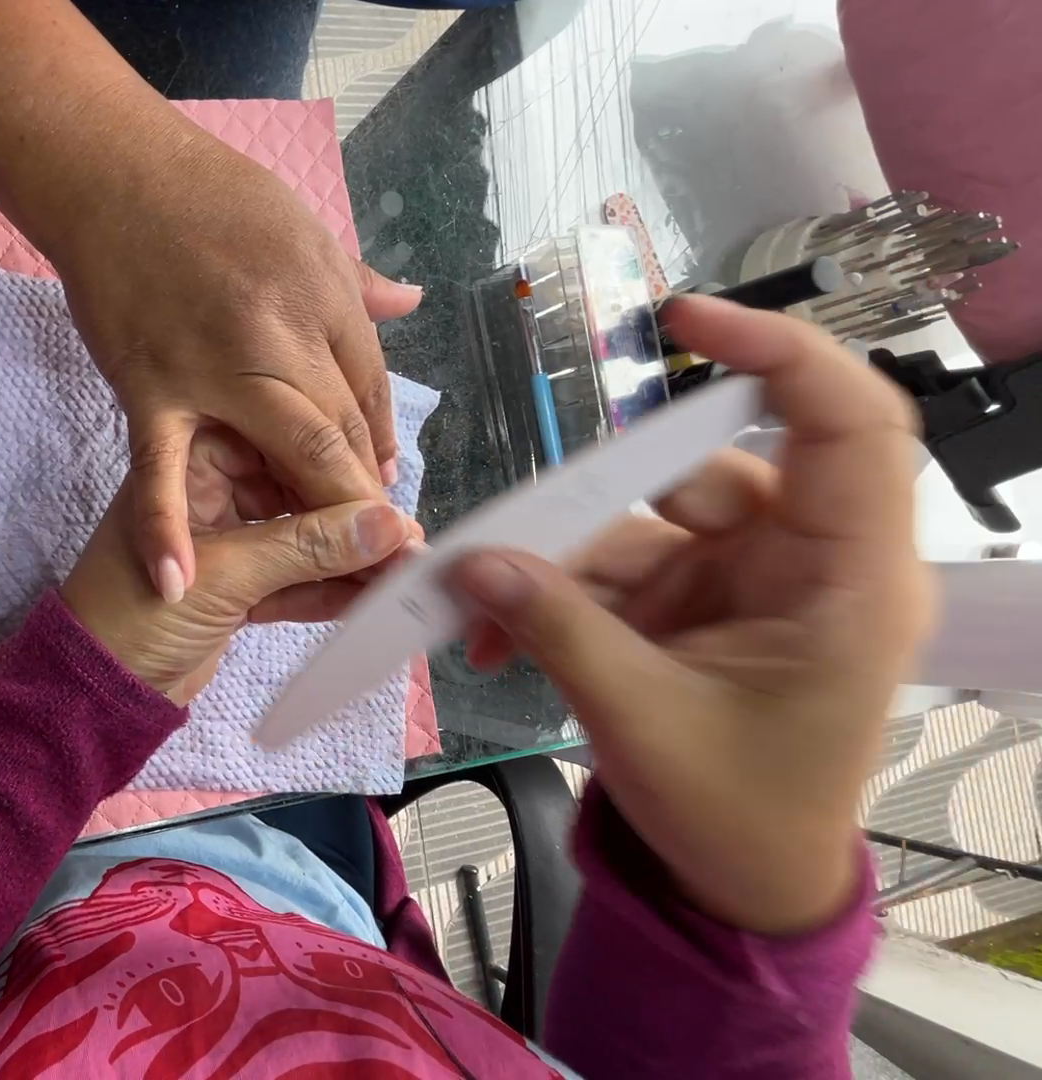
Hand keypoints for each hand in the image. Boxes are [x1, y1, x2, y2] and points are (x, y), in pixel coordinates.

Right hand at [0, 0, 421, 604]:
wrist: (111, 177)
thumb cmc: (207, 195)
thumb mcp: (301, 228)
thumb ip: (354, 278)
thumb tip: (410, 299)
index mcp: (323, 294)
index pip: (368, 386)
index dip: (378, 443)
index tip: (382, 487)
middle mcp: (284, 336)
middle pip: (340, 427)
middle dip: (361, 491)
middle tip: (373, 545)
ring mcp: (215, 370)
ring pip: (285, 453)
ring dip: (312, 515)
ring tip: (328, 567)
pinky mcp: (149, 395)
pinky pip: (160, 471)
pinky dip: (164, 528)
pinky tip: (177, 584)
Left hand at [64, 429, 413, 703]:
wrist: (93, 686)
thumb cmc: (136, 613)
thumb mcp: (226, 575)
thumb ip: (308, 548)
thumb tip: (393, 526)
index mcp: (197, 459)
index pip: (286, 452)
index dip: (345, 485)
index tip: (400, 516)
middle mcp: (213, 485)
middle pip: (300, 495)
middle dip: (352, 528)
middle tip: (411, 553)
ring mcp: (226, 534)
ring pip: (301, 537)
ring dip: (345, 563)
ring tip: (401, 582)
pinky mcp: (235, 578)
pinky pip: (289, 574)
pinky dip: (321, 591)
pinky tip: (365, 601)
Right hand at [451, 295, 931, 934]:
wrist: (731, 874)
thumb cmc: (732, 805)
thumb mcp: (640, 714)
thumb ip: (556, 628)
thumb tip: (472, 563)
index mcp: (840, 580)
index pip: (844, 430)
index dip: (781, 357)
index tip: (684, 321)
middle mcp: (789, 562)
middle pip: (688, 481)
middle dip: (587, 517)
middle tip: (502, 550)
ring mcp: (727, 582)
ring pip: (623, 530)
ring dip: (545, 573)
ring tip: (479, 626)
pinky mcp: (676, 605)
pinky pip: (597, 574)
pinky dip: (541, 602)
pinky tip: (494, 644)